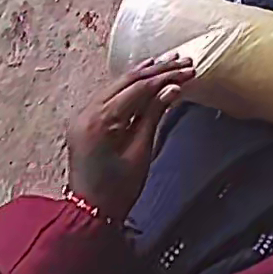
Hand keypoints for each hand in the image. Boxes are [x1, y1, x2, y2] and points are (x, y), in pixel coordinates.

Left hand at [65, 53, 193, 219]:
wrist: (89, 212)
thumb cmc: (117, 189)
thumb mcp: (140, 152)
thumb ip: (154, 116)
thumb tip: (173, 88)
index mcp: (101, 119)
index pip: (138, 88)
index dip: (165, 78)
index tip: (188, 71)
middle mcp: (88, 110)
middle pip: (127, 81)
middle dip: (157, 70)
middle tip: (183, 61)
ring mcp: (84, 113)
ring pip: (118, 84)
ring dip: (143, 73)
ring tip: (167, 62)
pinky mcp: (86, 119)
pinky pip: (110, 94)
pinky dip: (130, 85)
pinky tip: (144, 75)